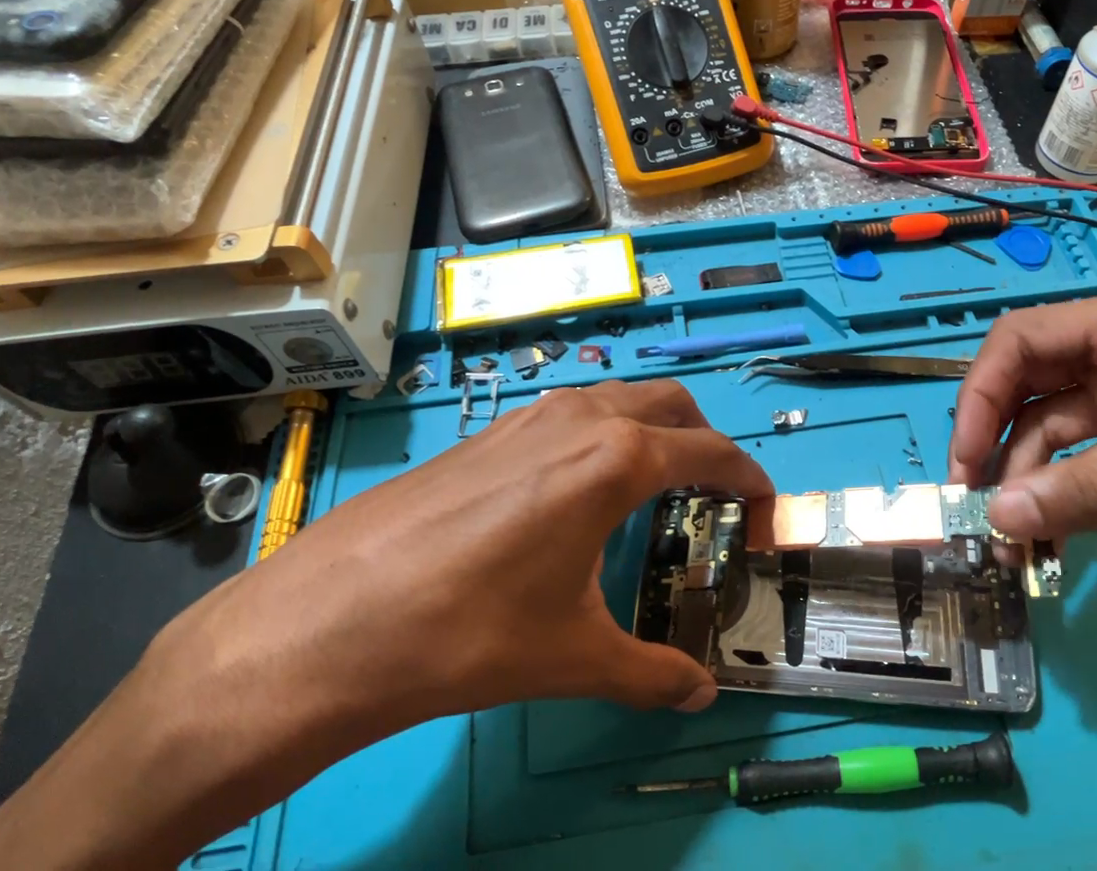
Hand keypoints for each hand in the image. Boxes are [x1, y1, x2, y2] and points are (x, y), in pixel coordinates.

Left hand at [170, 379, 772, 735]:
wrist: (330, 623)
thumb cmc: (470, 635)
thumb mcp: (575, 658)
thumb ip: (652, 674)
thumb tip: (700, 696)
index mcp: (616, 460)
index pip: (711, 450)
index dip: (751, 478)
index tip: (766, 508)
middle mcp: (577, 420)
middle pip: (669, 403)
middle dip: (704, 438)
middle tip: (714, 492)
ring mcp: (523, 420)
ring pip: (613, 400)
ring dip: (648, 430)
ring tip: (648, 490)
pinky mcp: (481, 436)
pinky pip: (563, 418)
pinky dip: (595, 439)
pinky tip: (570, 499)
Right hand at [948, 285, 1096, 554]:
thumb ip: (1096, 492)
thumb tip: (999, 518)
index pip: (1025, 338)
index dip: (980, 394)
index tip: (964, 461)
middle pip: (1034, 383)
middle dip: (997, 443)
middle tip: (977, 510)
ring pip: (1061, 427)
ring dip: (1032, 480)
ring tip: (1014, 545)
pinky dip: (1071, 495)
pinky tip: (1053, 537)